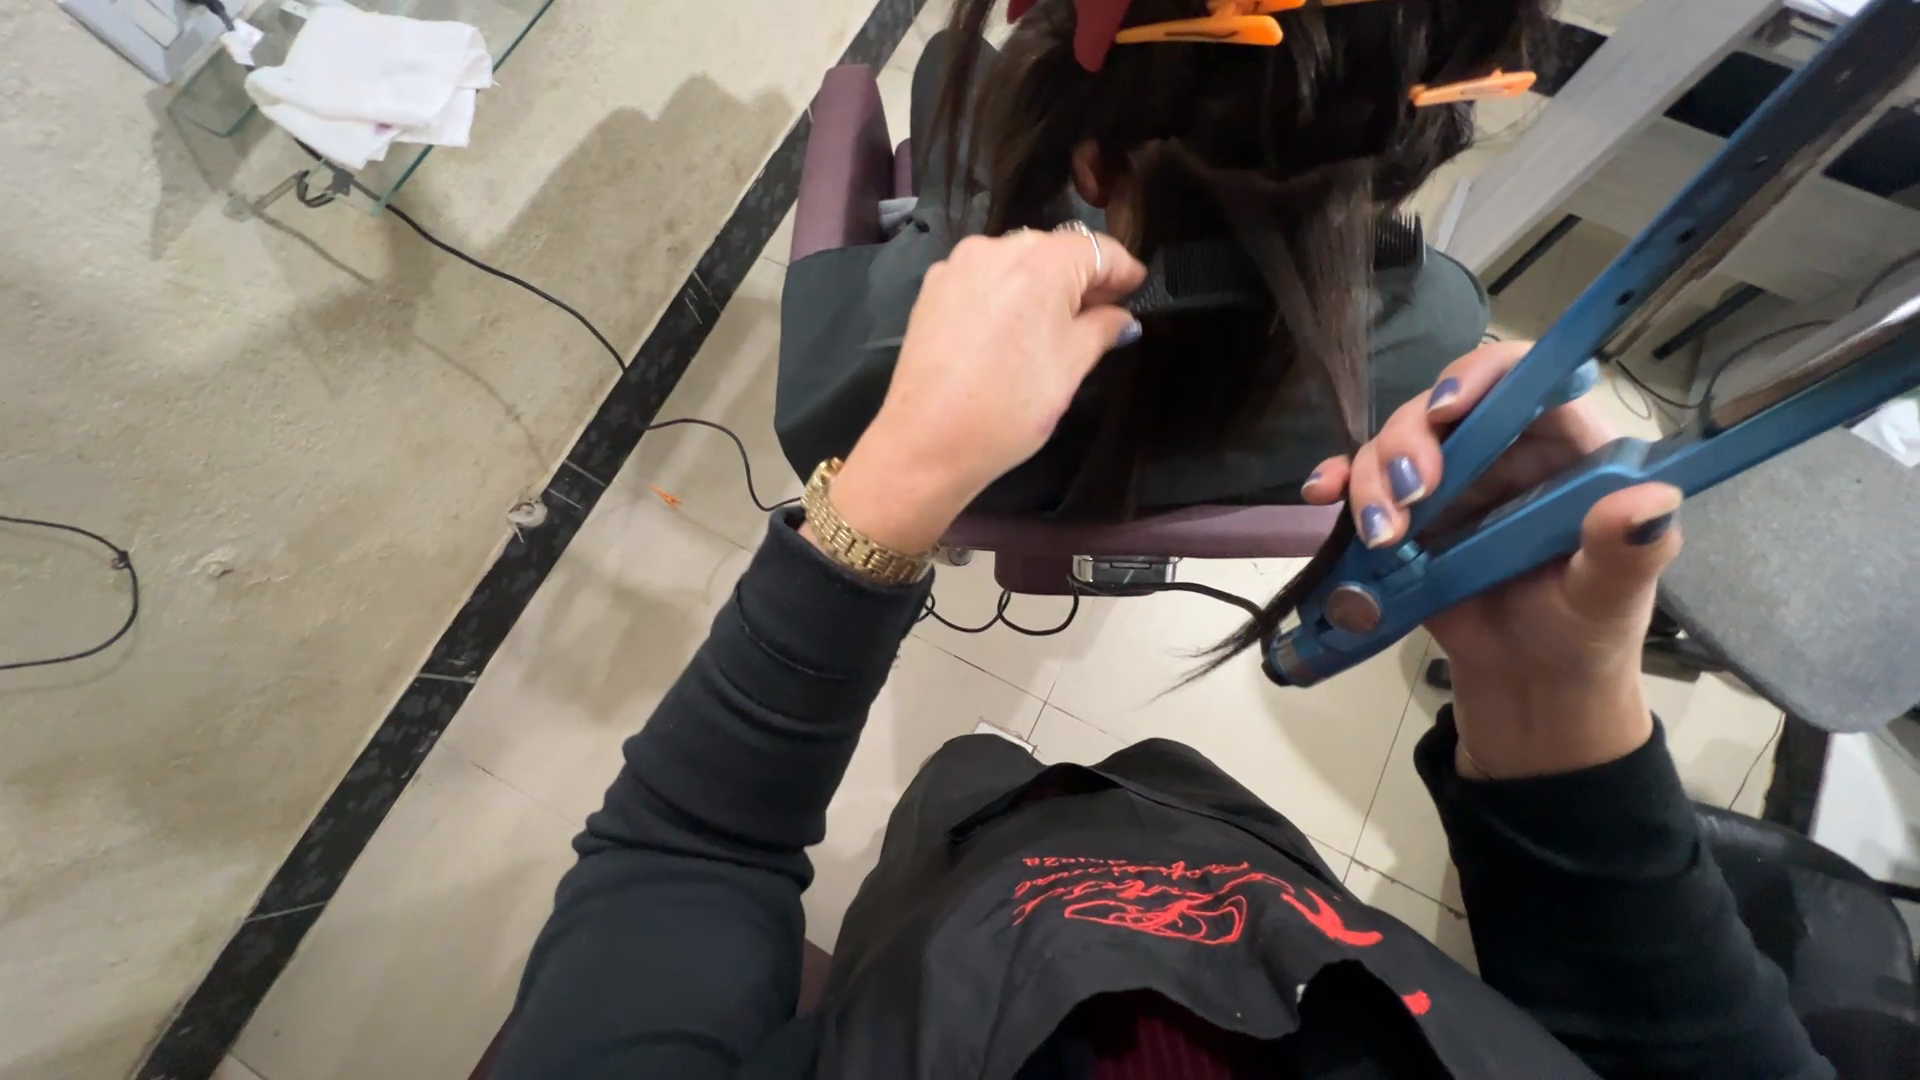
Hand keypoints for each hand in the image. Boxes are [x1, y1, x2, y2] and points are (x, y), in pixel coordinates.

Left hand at [821, 229, 1147, 554]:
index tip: (1136, 290)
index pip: (1097, 249)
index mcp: (1040, 261)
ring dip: (1040, 286)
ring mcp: (958, 267)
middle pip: (1053, 251)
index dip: (1123, 271)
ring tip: (1052, 327)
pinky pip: (983, 281)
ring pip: (1015, 263)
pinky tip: (1009, 332)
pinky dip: (1004, 296)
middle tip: (1099, 315)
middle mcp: (996, 249)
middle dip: (1080, 278)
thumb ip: (1102, 330)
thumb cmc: (1009, 408)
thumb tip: (1122, 317)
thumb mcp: (1070, 368)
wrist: (927, 442)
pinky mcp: (932, 291)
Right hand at [1303, 342, 1685, 777]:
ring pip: (1389, 446)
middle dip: (1408, 443)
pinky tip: (1320, 494)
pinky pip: (1358, 481)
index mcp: (1559, 449)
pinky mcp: (1399, 513)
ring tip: (1381, 535)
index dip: (1480, 378)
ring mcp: (1441, 483)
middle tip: (1411, 497)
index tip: (1447, 411)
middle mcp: (1496, 453)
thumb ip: (1626, 550)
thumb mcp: (1610, 595)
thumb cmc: (1580, 629)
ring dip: (1370, 479)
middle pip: (1436, 410)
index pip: (1522, 379)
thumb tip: (1649, 500)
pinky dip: (1334, 481)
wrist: (1523, 673)